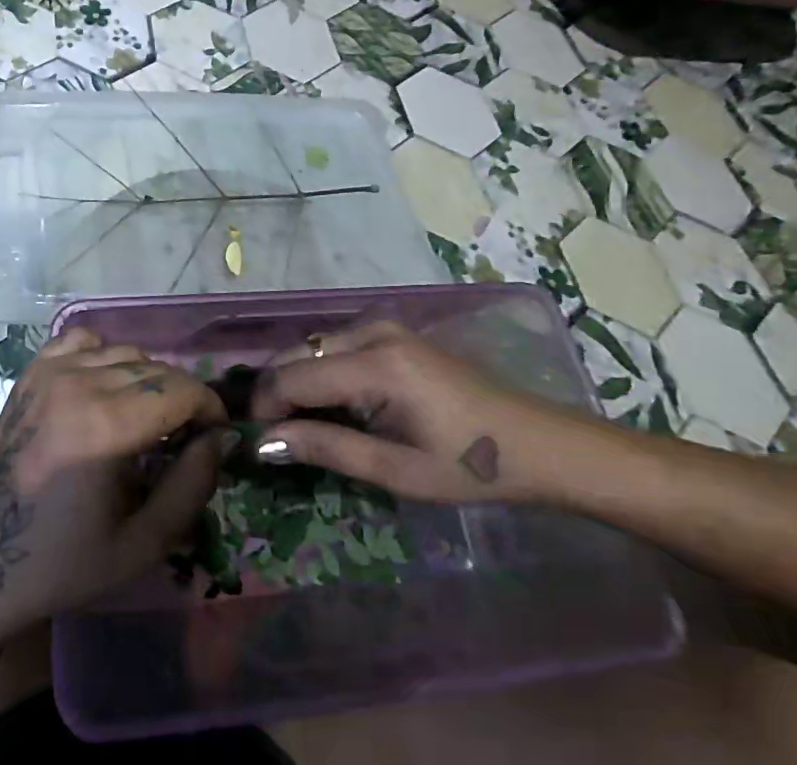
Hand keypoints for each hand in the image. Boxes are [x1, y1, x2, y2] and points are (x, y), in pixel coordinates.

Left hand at [0, 327, 228, 658]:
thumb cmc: (68, 560)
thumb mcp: (144, 543)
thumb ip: (192, 486)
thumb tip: (220, 438)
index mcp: (104, 427)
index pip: (181, 389)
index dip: (210, 409)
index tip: (213, 437)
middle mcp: (76, 386)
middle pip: (156, 368)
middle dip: (183, 398)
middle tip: (182, 437)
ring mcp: (48, 374)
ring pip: (124, 352)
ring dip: (147, 379)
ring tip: (144, 418)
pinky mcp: (30, 374)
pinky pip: (82, 341)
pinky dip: (104, 356)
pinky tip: (104, 389)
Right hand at [247, 320, 624, 502]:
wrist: (537, 443)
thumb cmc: (469, 465)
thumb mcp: (395, 469)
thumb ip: (325, 448)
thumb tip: (262, 443)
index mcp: (377, 364)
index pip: (292, 377)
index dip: (265, 409)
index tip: (259, 446)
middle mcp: (373, 332)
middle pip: (295, 355)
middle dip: (275, 393)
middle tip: (274, 438)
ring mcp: (384, 327)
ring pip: (310, 347)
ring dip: (295, 382)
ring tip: (300, 426)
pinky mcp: (392, 333)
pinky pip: (333, 346)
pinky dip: (318, 372)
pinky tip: (329, 406)